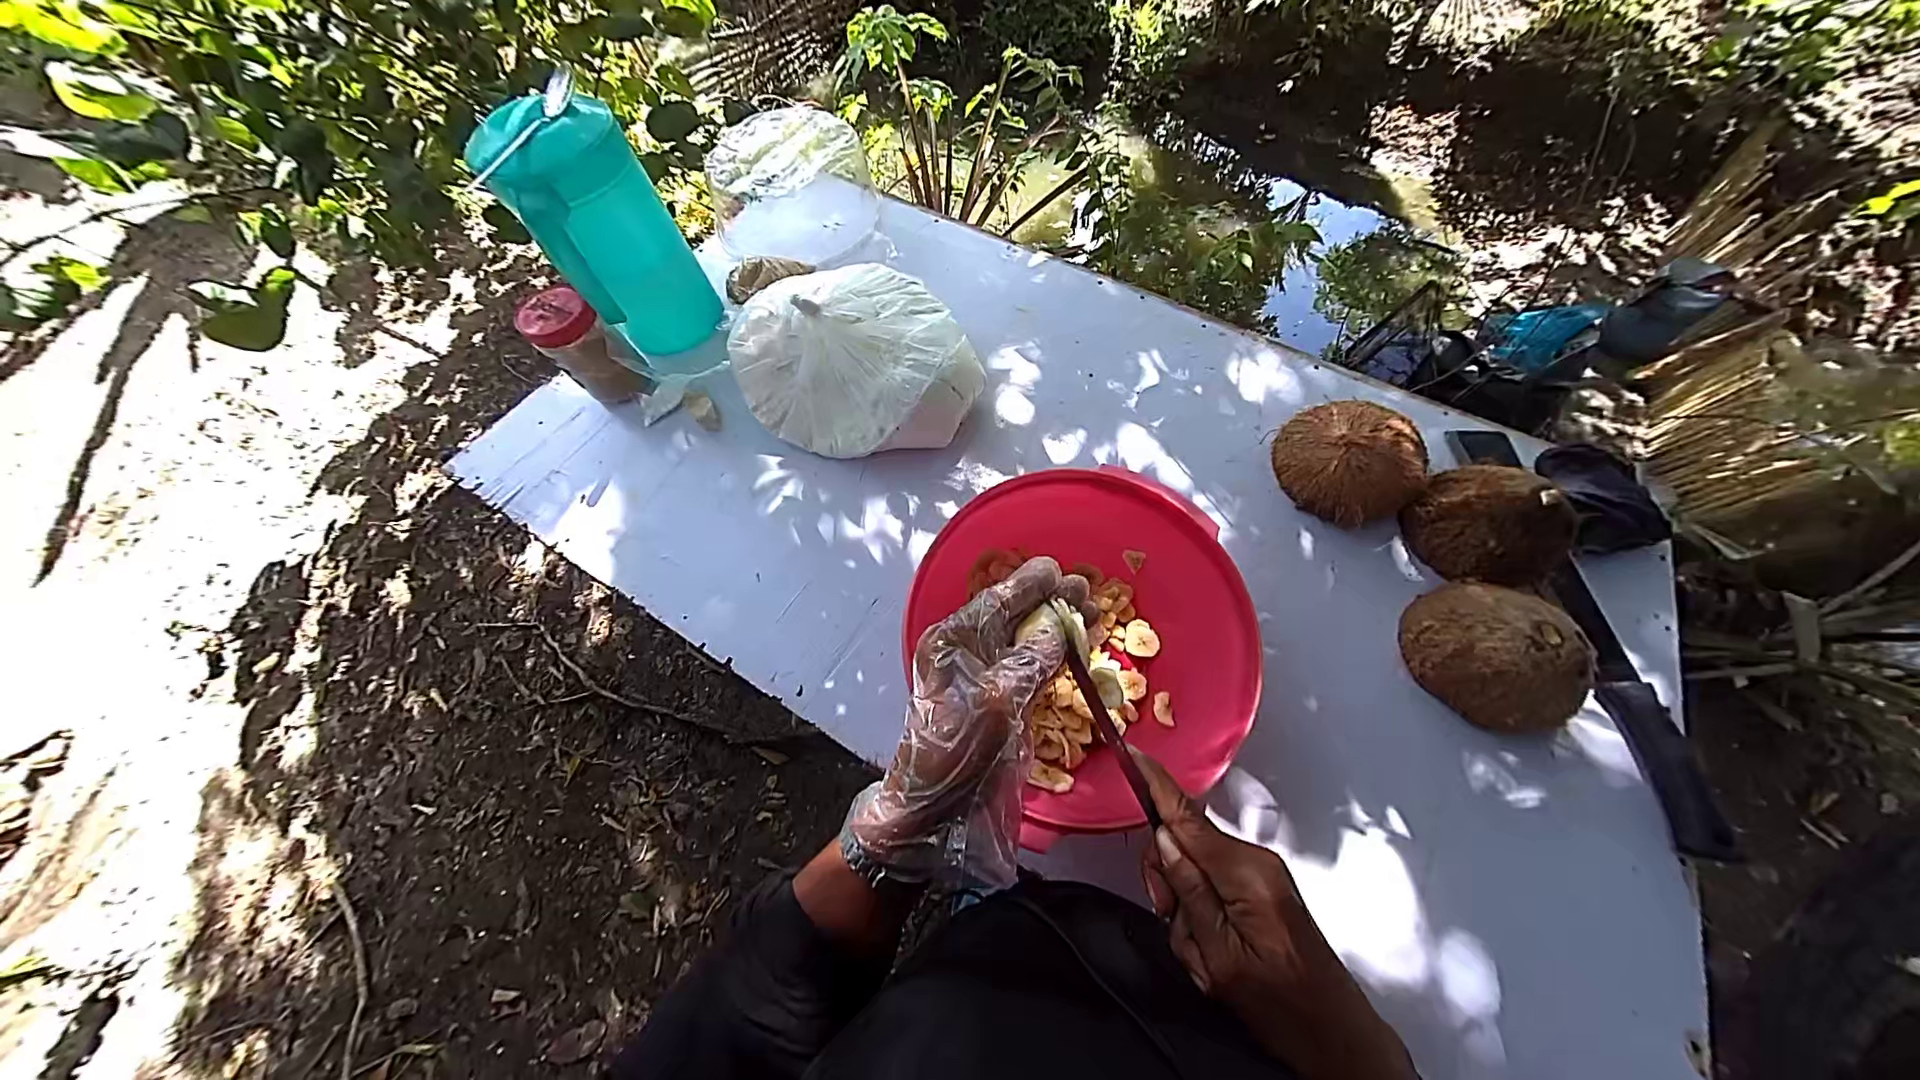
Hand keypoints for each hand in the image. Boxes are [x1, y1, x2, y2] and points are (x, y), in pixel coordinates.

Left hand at [846, 556, 1096, 885]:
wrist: (939, 811)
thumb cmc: (956, 752)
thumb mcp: (996, 700)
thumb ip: (1029, 659)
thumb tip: (1058, 626)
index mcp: (953, 641)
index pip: (996, 600)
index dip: (1029, 583)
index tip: (1058, 569)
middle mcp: (968, 653)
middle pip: (1015, 616)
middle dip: (1051, 601)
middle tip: (1087, 589)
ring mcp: (987, 678)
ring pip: (1028, 640)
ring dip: (1060, 626)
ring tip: (1094, 612)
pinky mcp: (1004, 701)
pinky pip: (1035, 667)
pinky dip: (1059, 655)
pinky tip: (1081, 645)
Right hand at [1133, 749, 1416, 1079]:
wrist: (1339, 1042)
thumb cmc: (1285, 1009)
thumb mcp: (1221, 959)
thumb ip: (1189, 892)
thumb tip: (1164, 838)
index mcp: (1245, 873)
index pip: (1186, 816)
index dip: (1154, 782)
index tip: (1131, 752)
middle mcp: (1254, 861)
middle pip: (1182, 840)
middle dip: (1165, 875)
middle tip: (1168, 914)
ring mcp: (1258, 872)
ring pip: (1191, 863)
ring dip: (1183, 903)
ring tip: (1200, 949)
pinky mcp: (1258, 886)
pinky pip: (1209, 879)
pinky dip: (1198, 909)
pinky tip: (1212, 948)